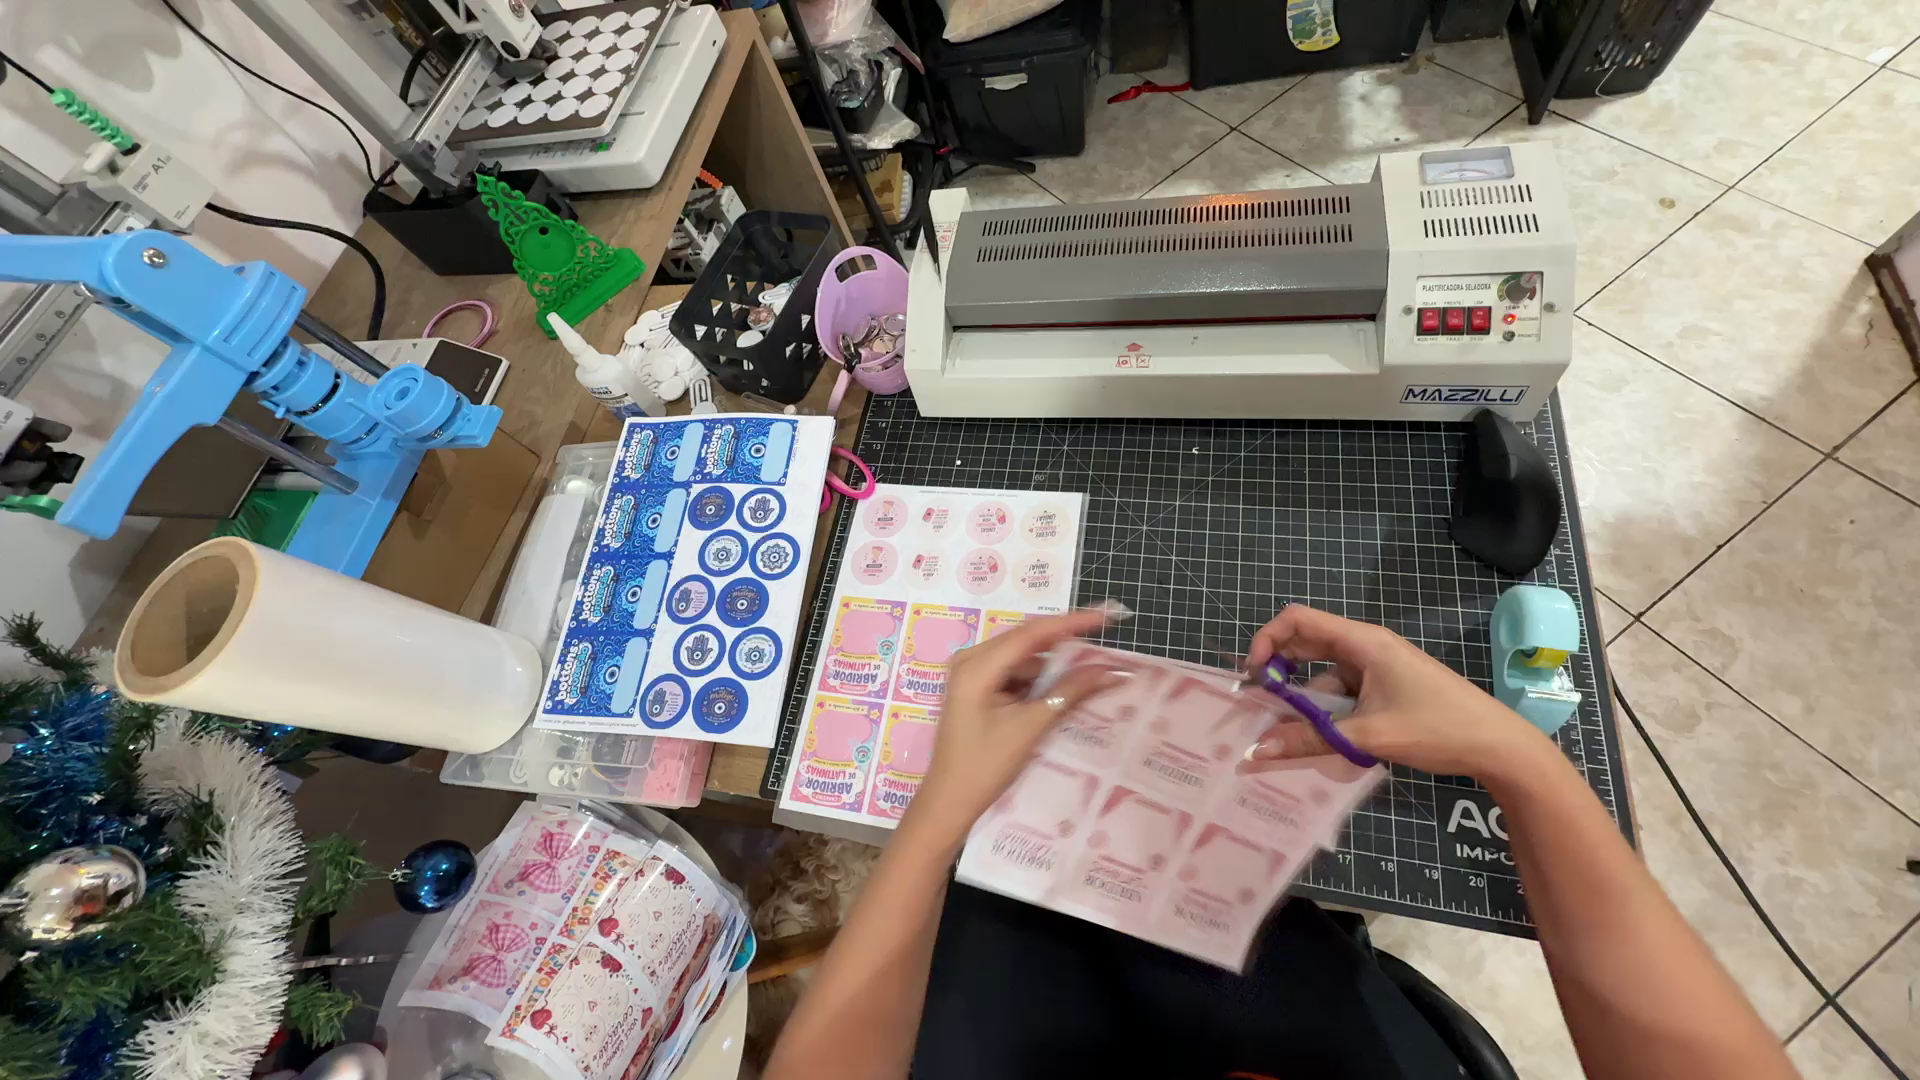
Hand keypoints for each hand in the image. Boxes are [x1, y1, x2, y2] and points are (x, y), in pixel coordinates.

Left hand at [904, 610, 1126, 849]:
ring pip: (1025, 659)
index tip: (1106, 615)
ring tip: (1093, 674)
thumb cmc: (984, 766)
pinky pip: (1016, 673)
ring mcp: (972, 673)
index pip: (1032, 633)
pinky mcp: (978, 688)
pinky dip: (1040, 680)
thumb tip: (1110, 671)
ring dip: (1055, 667)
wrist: (949, 802)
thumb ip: (1069, 692)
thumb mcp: (1030, 727)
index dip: (1073, 622)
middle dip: (1068, 646)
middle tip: (1106, 648)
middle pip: (1028, 642)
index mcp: (977, 665)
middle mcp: (971, 660)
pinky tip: (1066, 690)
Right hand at [1240, 605, 1555, 783]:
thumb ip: (1309, 740)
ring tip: (1292, 733)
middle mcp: (1365, 646)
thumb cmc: (1437, 729)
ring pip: (1322, 673)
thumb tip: (1255, 752)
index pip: (1297, 620)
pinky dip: (1325, 710)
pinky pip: (1341, 691)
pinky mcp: (1384, 687)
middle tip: (1262, 704)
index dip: (1267, 639)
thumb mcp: (1367, 736)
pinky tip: (1323, 737)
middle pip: (1305, 644)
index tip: (1255, 675)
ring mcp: (1376, 667)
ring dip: (1304, 699)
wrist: (1502, 749)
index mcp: (1362, 642)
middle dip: (1279, 671)